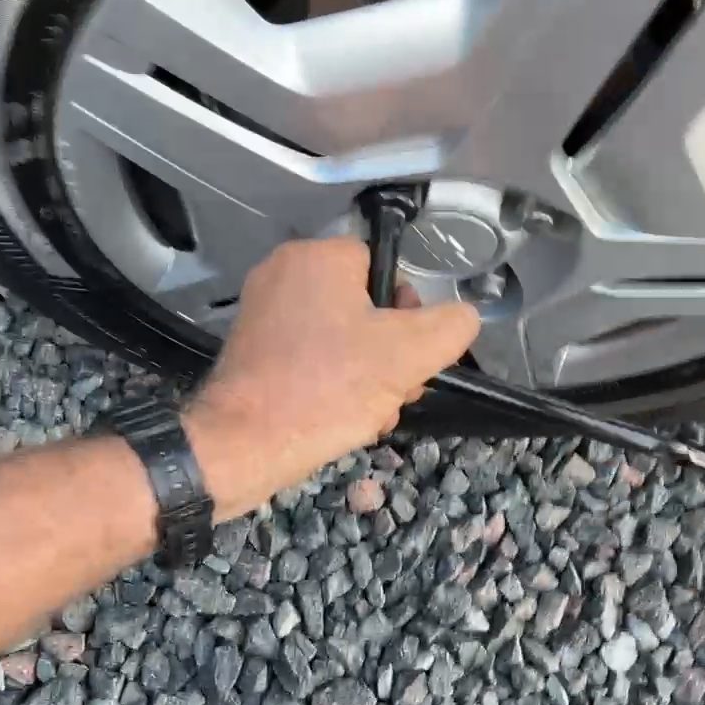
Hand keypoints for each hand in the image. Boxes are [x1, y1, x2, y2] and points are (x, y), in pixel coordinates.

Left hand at [183, 237, 480, 518]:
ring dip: (367, 376)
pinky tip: (343, 419)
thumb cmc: (324, 390)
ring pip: (339, 339)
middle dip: (390, 353)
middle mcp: (282, 276)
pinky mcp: (251, 354)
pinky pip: (309, 360)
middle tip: (396, 388)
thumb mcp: (409, 354)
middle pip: (363, 306)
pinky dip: (331, 386)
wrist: (242, 446)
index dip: (407, 310)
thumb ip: (451, 326)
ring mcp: (262, 316)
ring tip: (371, 411)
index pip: (384, 266)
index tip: (409, 350)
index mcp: (316, 259)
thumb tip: (462, 317)